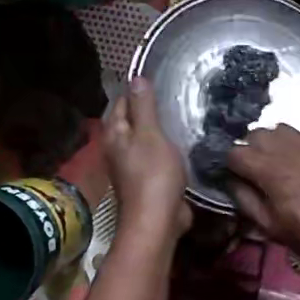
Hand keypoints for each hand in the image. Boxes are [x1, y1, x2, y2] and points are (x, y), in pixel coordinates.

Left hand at [102, 78, 190, 241]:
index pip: (122, 101)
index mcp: (115, 134)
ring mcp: (133, 166)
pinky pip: (157, 156)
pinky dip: (168, 147)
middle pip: (133, 120)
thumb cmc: (153, 174)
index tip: (160, 78)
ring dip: (161, 129)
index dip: (138, 89)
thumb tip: (136, 78)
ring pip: (146, 139)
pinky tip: (185, 142)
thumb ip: (144, 106)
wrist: (157, 221)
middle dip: (150, 108)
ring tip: (184, 113)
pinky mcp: (149, 180)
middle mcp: (119, 148)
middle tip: (176, 93)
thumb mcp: (150, 134)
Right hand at [227, 126, 299, 266]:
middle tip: (252, 168)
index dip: (231, 164)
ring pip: (277, 129)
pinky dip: (289, 143)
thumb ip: (245, 199)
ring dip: (269, 142)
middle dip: (248, 148)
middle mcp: (291, 152)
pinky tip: (293, 160)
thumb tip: (231, 180)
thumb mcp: (269, 226)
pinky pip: (299, 134)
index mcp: (274, 174)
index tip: (234, 174)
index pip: (237, 153)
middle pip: (256, 134)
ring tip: (272, 160)